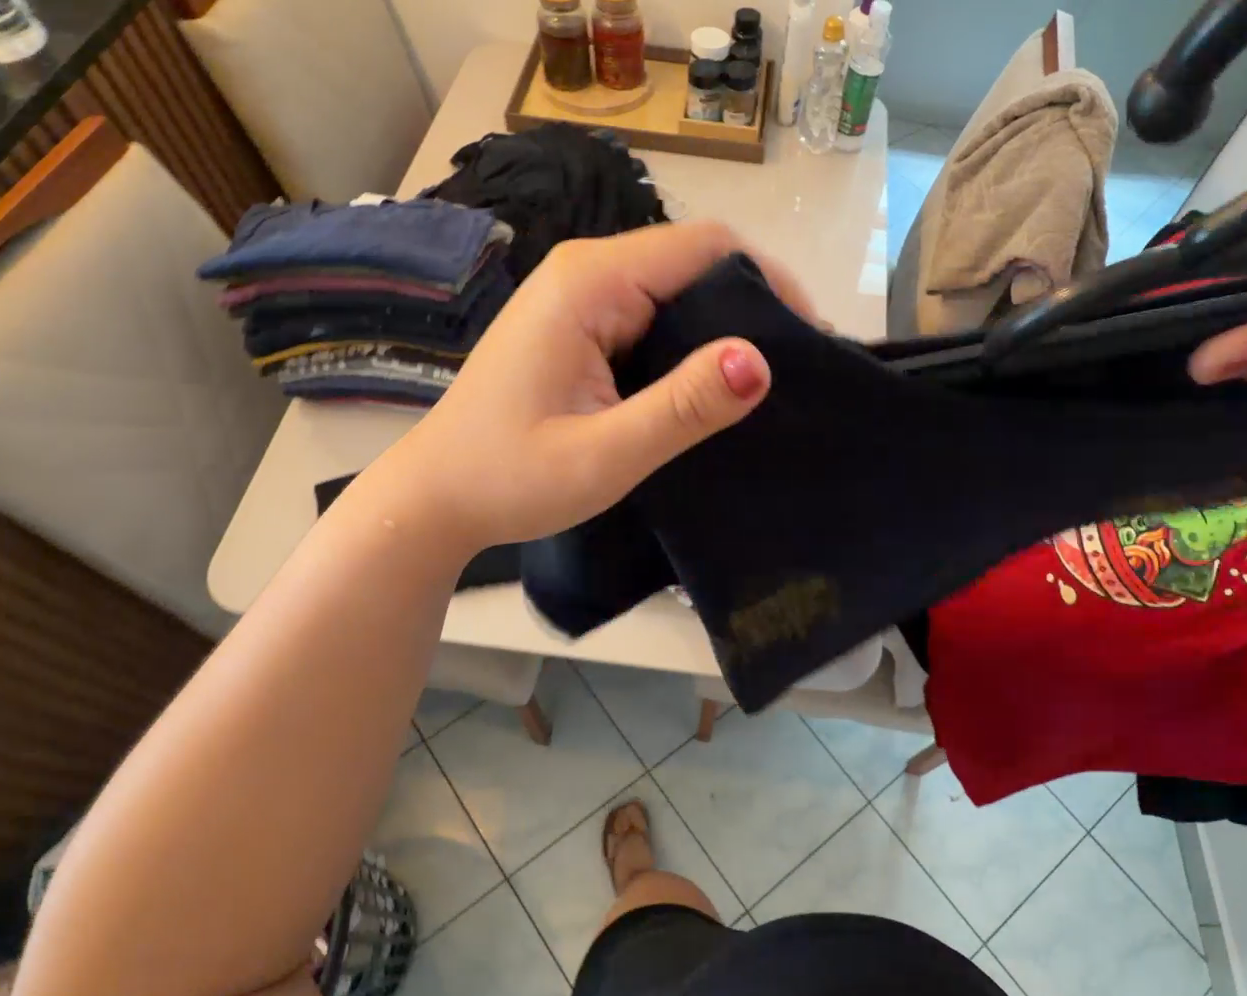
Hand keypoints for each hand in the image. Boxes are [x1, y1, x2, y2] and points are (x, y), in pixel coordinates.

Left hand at [360, 222, 814, 555]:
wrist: (435, 498)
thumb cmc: (509, 479)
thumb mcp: (605, 453)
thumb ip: (683, 407)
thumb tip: (761, 361)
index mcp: (590, 283)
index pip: (705, 247)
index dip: (769, 283)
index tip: (810, 340)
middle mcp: (584, 273)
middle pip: (693, 262)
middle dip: (751, 308)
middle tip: (793, 373)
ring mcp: (577, 298)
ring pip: (674, 291)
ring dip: (721, 331)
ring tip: (761, 386)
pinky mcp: (576, 327)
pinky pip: (650, 317)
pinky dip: (688, 347)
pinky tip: (708, 389)